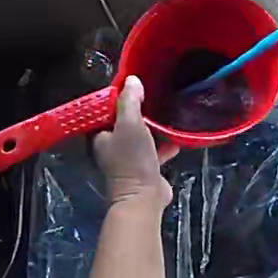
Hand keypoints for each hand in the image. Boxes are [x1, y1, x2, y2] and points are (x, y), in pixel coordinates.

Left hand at [92, 76, 177, 209]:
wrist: (143, 198)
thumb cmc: (132, 159)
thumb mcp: (130, 124)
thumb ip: (129, 101)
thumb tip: (132, 80)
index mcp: (100, 136)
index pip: (107, 110)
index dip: (120, 97)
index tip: (137, 86)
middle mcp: (111, 146)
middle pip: (125, 122)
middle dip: (140, 111)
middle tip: (156, 97)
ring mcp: (128, 159)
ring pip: (141, 136)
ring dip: (154, 127)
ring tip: (168, 114)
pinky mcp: (145, 168)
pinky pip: (155, 150)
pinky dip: (164, 144)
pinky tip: (177, 137)